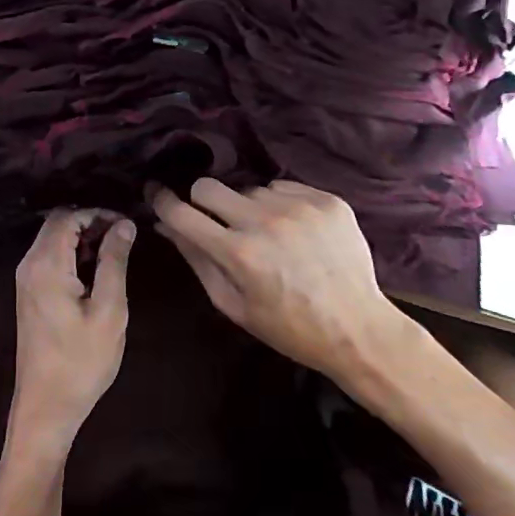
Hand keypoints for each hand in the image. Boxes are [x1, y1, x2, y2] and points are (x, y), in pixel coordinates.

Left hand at [10, 209, 134, 445]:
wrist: (46, 406)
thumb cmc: (81, 361)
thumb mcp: (109, 310)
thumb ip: (114, 261)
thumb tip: (124, 224)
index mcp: (46, 265)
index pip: (67, 216)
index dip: (97, 213)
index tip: (127, 224)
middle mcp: (29, 265)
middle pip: (57, 224)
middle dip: (91, 222)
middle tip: (124, 235)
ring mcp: (26, 280)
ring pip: (53, 240)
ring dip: (83, 238)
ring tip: (116, 251)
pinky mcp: (30, 294)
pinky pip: (50, 258)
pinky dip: (73, 254)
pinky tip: (97, 269)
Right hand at [150, 178, 410, 383]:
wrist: (358, 329)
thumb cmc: (289, 328)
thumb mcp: (234, 305)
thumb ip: (197, 261)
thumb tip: (165, 226)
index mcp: (238, 253)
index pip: (183, 213)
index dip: (163, 202)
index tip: (155, 193)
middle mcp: (265, 221)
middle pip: (209, 186)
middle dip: (204, 202)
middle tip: (218, 223)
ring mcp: (299, 206)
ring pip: (250, 189)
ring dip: (249, 208)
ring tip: (271, 237)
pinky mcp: (327, 200)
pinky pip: (285, 188)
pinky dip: (282, 206)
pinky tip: (296, 232)